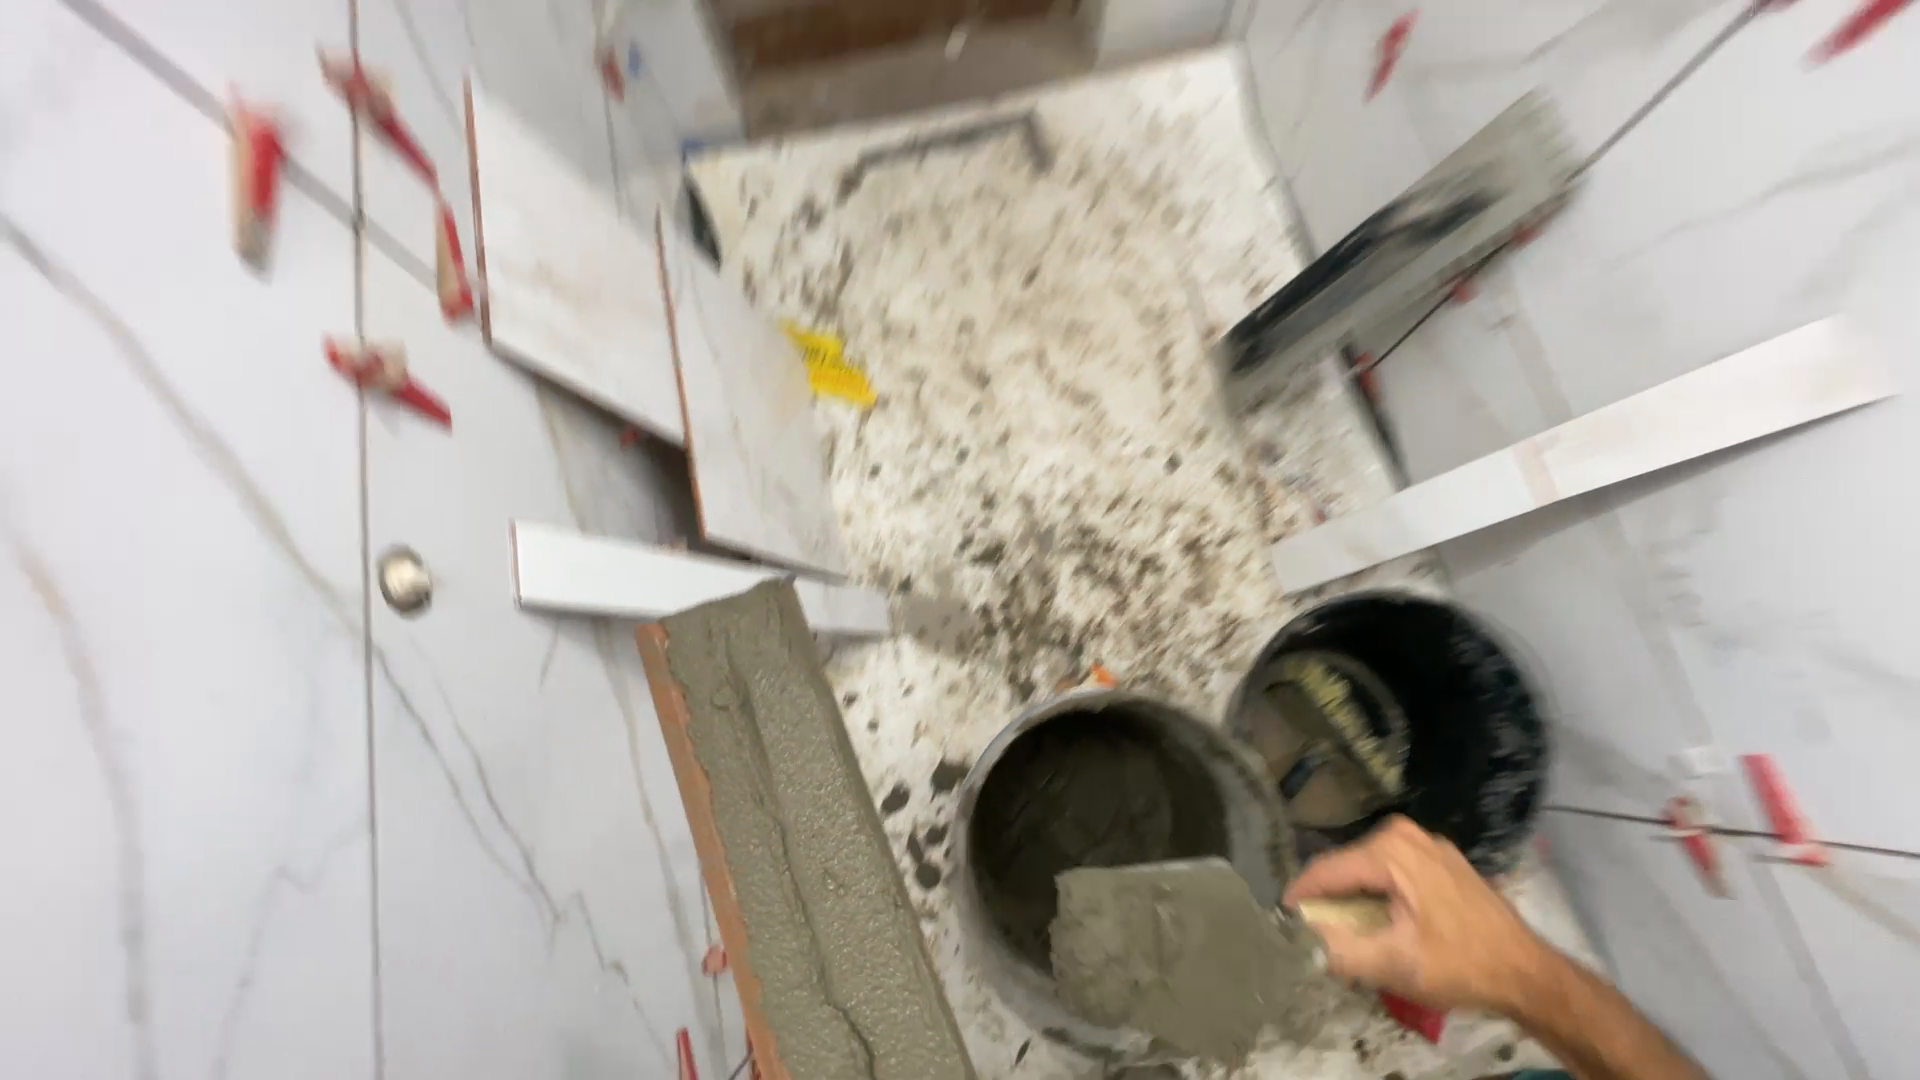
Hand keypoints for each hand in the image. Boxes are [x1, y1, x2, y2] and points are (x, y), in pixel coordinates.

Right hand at [1283, 815, 1548, 1011]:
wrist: (1531, 976)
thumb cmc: (1463, 966)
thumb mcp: (1396, 965)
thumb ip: (1340, 950)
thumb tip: (1297, 937)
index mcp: (1389, 849)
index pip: (1326, 868)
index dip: (1300, 895)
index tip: (1281, 919)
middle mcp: (1402, 832)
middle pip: (1345, 865)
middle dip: (1329, 897)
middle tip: (1319, 932)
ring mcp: (1424, 841)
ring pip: (1366, 866)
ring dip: (1353, 895)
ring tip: (1348, 929)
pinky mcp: (1438, 855)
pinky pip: (1390, 868)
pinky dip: (1378, 891)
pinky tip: (1383, 920)